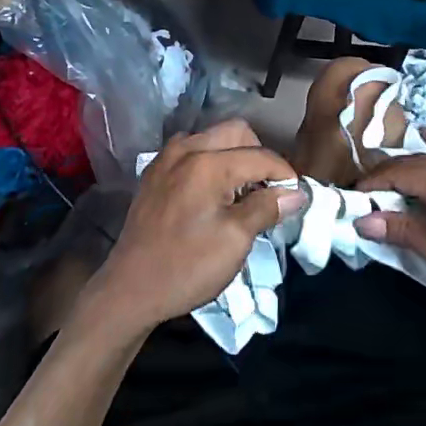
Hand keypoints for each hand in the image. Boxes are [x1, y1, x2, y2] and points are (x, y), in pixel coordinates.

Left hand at [79, 121, 305, 336]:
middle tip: (267, 191)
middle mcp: (185, 150)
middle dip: (259, 156)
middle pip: (237, 133)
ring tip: (240, 193)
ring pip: (213, 139)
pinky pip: (192, 152)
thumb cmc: (187, 267)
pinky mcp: (154, 174)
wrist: (129, 292)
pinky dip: (210, 163)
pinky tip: (212, 194)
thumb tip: (296, 193)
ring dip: (234, 157)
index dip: (284, 174)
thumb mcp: (236, 240)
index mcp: (207, 163)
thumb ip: (267, 207)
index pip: (261, 155)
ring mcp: (165, 159)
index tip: (295, 197)